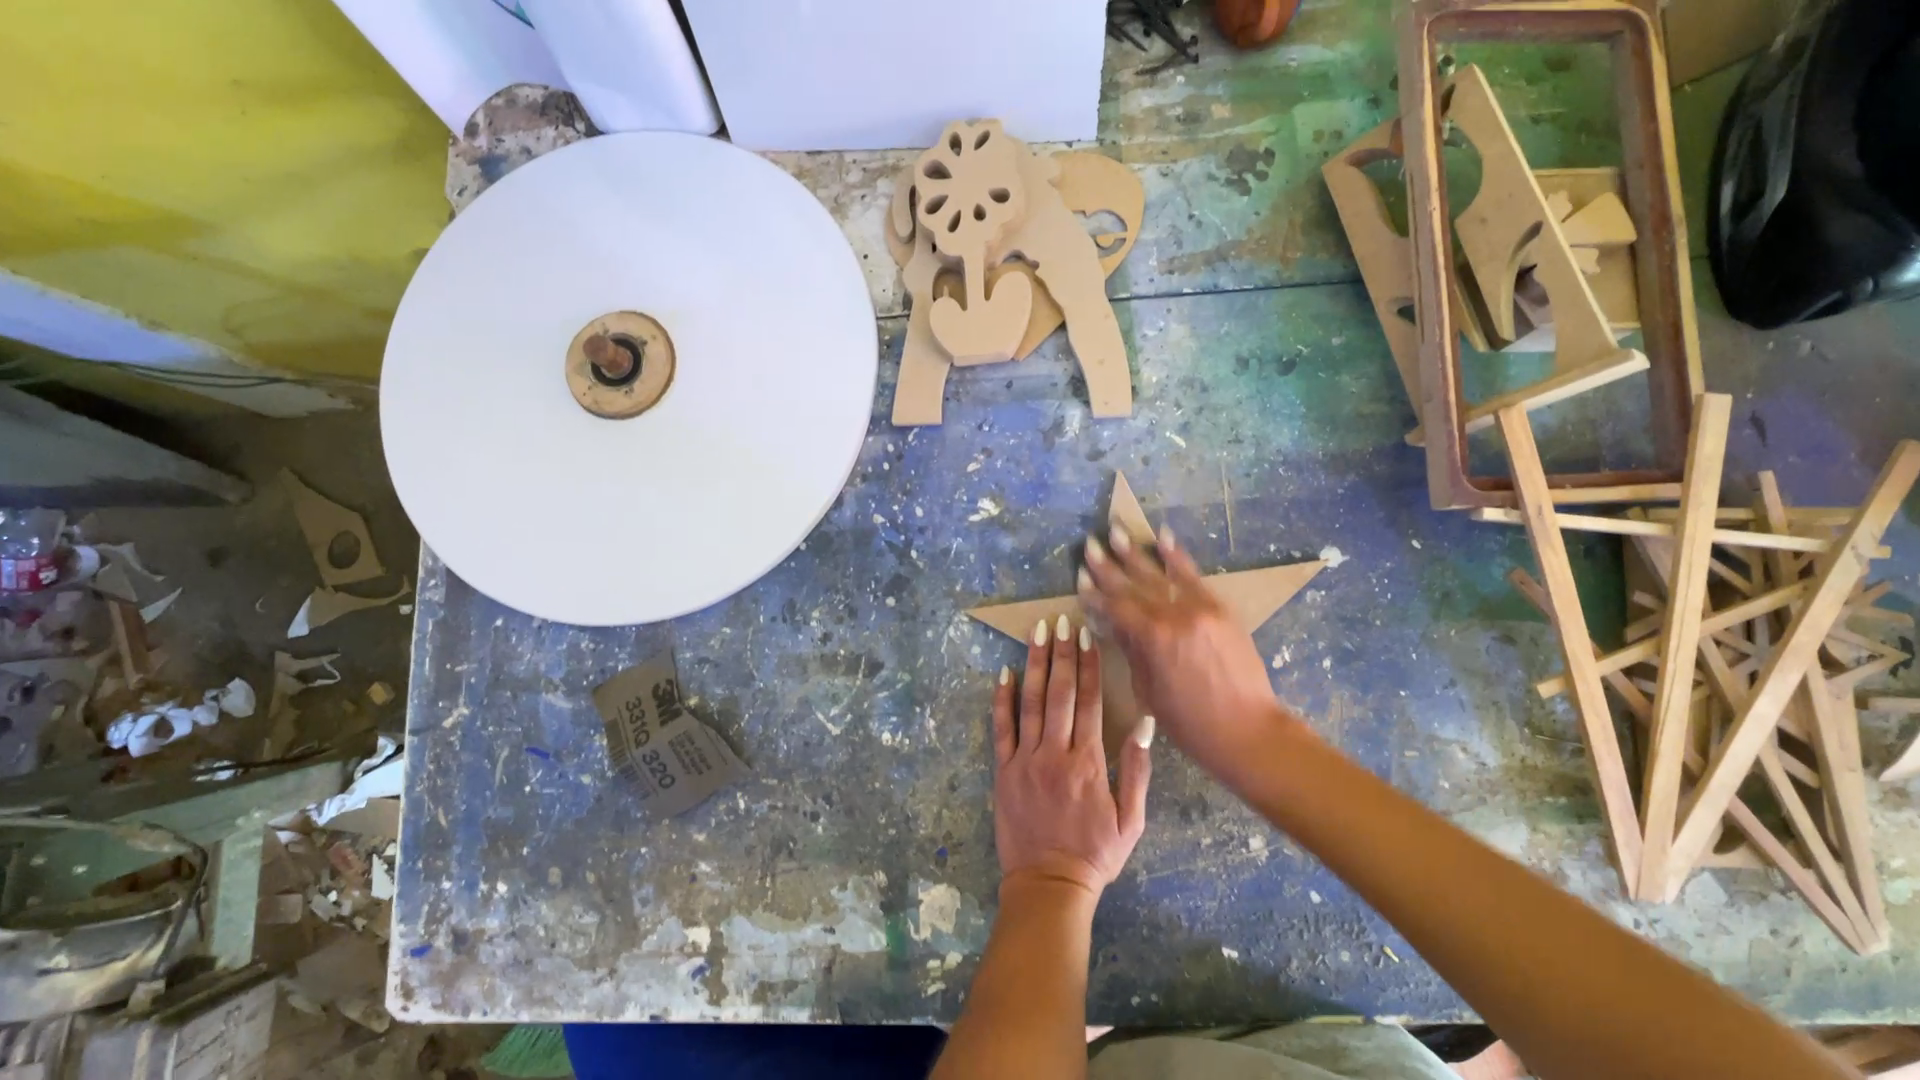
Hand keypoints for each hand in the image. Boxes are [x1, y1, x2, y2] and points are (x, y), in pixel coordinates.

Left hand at [990, 614, 1151, 895]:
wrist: (1048, 885)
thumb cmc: (1096, 855)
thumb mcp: (1131, 820)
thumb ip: (1137, 770)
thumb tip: (1143, 723)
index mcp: (1089, 762)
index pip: (1089, 702)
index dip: (1088, 666)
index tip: (1088, 636)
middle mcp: (1055, 753)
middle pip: (1059, 693)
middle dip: (1061, 653)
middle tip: (1061, 620)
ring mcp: (1025, 761)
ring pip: (1030, 703)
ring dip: (1034, 665)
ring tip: (1036, 634)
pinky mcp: (1003, 772)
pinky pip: (1001, 729)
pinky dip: (1002, 700)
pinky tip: (1004, 674)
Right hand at [1077, 524, 1297, 772]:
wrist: (1247, 729)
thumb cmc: (1189, 722)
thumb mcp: (1148, 689)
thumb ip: (1132, 650)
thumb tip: (1113, 623)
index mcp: (1153, 639)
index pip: (1116, 608)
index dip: (1095, 595)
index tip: (1079, 579)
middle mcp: (1175, 616)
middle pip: (1135, 585)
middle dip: (1109, 566)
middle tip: (1090, 545)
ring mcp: (1201, 609)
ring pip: (1162, 575)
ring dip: (1137, 553)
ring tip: (1116, 531)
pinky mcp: (1220, 609)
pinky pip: (1194, 577)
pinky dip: (1177, 557)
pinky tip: (1163, 537)